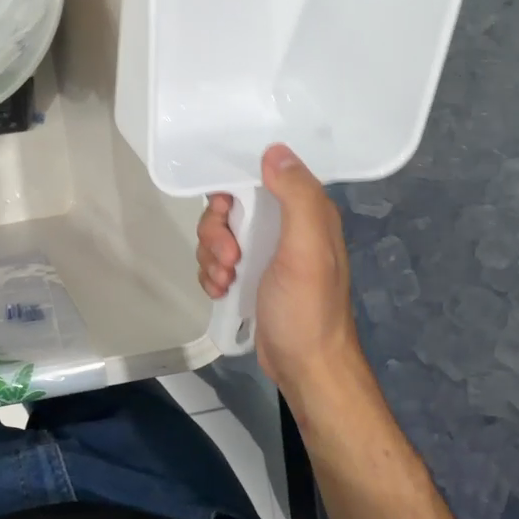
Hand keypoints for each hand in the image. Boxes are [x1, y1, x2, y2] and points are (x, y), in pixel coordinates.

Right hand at [196, 144, 358, 392]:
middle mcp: (286, 228)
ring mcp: (265, 254)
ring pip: (218, 235)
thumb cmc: (308, 308)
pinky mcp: (249, 278)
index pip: (259, 178)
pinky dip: (211, 274)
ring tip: (224, 281)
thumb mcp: (308, 249)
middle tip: (228, 259)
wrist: (305, 367)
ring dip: (211, 257)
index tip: (224, 213)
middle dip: (216, 232)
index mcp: (306, 213)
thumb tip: (274, 151)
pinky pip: (215, 261)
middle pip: (229, 207)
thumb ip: (296, 198)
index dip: (232, 189)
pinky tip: (220, 292)